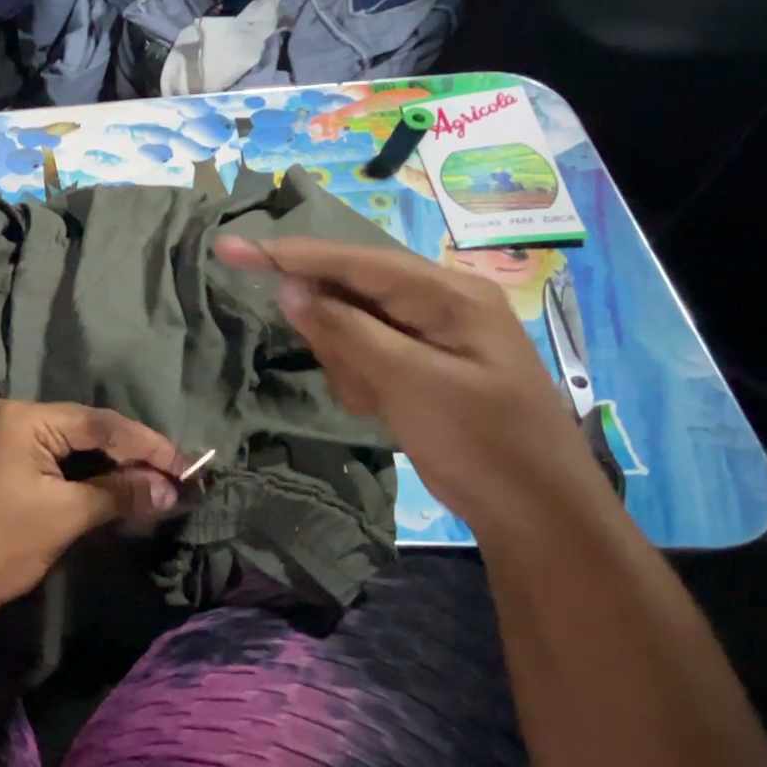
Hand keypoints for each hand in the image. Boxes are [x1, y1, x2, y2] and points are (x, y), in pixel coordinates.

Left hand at [0, 401, 180, 616]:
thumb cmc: (6, 543)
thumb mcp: (68, 515)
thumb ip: (119, 493)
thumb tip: (170, 488)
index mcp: (24, 417)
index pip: (99, 422)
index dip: (147, 444)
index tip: (187, 466)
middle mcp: (13, 414)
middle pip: (87, 427)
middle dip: (133, 453)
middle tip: (177, 475)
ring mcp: (6, 434)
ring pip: (74, 441)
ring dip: (113, 462)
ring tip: (157, 480)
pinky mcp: (6, 457)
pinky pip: (57, 454)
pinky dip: (88, 470)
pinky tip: (118, 483)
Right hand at [215, 235, 610, 533]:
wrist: (540, 518)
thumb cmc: (482, 444)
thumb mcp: (408, 383)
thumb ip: (345, 330)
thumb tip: (288, 289)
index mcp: (448, 294)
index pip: (352, 260)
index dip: (286, 254)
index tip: (226, 247)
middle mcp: (439, 302)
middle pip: (349, 293)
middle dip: (335, 338)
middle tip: (363, 385)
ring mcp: (431, 335)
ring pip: (350, 328)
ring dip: (349, 366)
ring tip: (381, 406)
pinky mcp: (422, 364)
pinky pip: (365, 355)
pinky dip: (361, 382)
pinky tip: (386, 412)